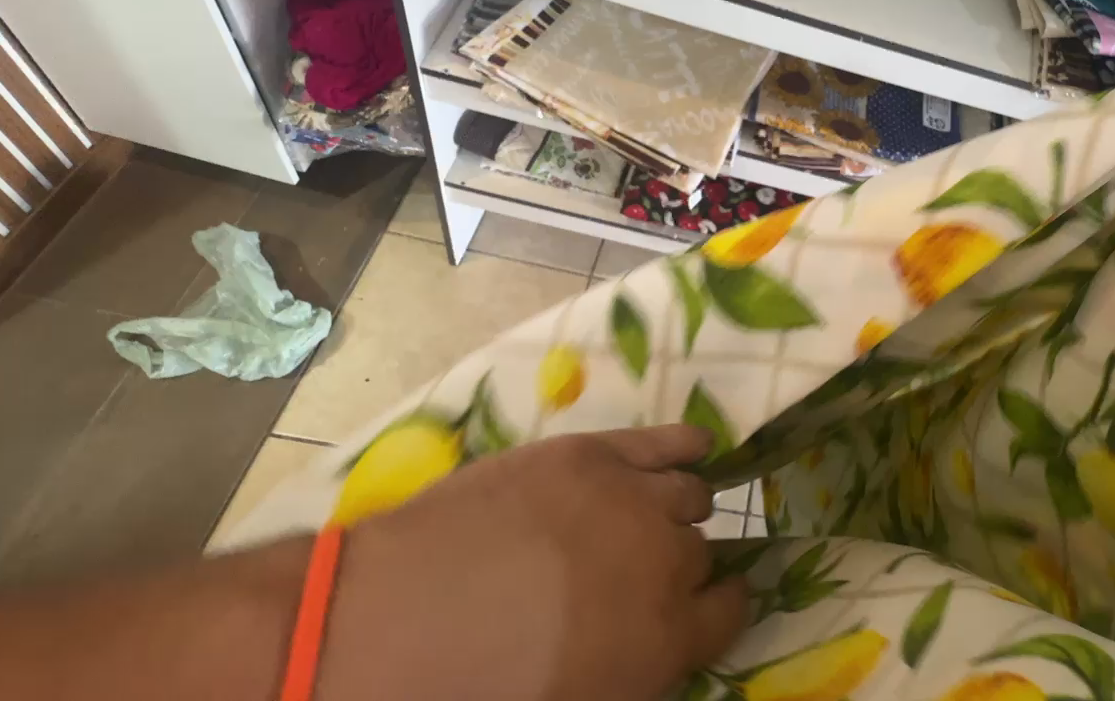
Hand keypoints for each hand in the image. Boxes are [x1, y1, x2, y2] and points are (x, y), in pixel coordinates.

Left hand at [316, 425, 748, 700]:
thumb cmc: (473, 691)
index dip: (720, 606)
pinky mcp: (592, 452)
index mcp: (665, 639)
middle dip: (682, 565)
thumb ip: (635, 671)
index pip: (732, 609)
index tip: (706, 603)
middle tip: (641, 572)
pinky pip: (667, 439)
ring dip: (678, 510)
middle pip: (701, 552)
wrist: (381, 626)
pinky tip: (695, 449)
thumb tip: (659, 641)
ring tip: (645, 519)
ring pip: (689, 494)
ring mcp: (630, 497)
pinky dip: (687, 444)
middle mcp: (665, 560)